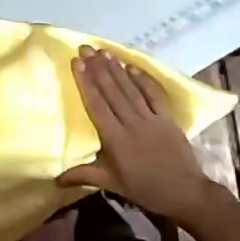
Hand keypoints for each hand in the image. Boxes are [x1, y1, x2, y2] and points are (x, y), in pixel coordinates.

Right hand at [59, 46, 217, 222]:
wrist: (184, 192)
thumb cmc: (144, 189)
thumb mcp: (112, 184)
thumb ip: (84, 176)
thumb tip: (55, 179)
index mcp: (115, 139)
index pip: (97, 105)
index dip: (86, 82)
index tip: (77, 62)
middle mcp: (132, 123)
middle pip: (112, 91)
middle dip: (98, 68)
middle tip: (86, 48)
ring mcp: (151, 118)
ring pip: (130, 89)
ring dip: (116, 69)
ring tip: (104, 52)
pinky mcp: (167, 118)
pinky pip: (153, 95)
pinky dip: (143, 80)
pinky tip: (131, 67)